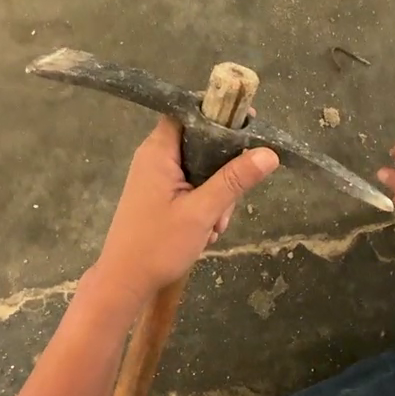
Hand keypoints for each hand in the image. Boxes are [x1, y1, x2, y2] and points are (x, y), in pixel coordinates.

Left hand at [89, 117, 278, 305]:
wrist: (125, 283)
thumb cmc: (158, 244)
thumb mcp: (202, 211)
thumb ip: (234, 180)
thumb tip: (269, 152)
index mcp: (158, 151)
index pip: (189, 112)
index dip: (218, 115)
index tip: (247, 127)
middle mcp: (154, 158)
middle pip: (201, 144)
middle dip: (223, 171)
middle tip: (228, 202)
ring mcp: (156, 178)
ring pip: (201, 170)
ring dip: (216, 196)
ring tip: (215, 225)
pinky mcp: (159, 196)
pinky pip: (192, 188)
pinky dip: (204, 206)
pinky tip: (207, 231)